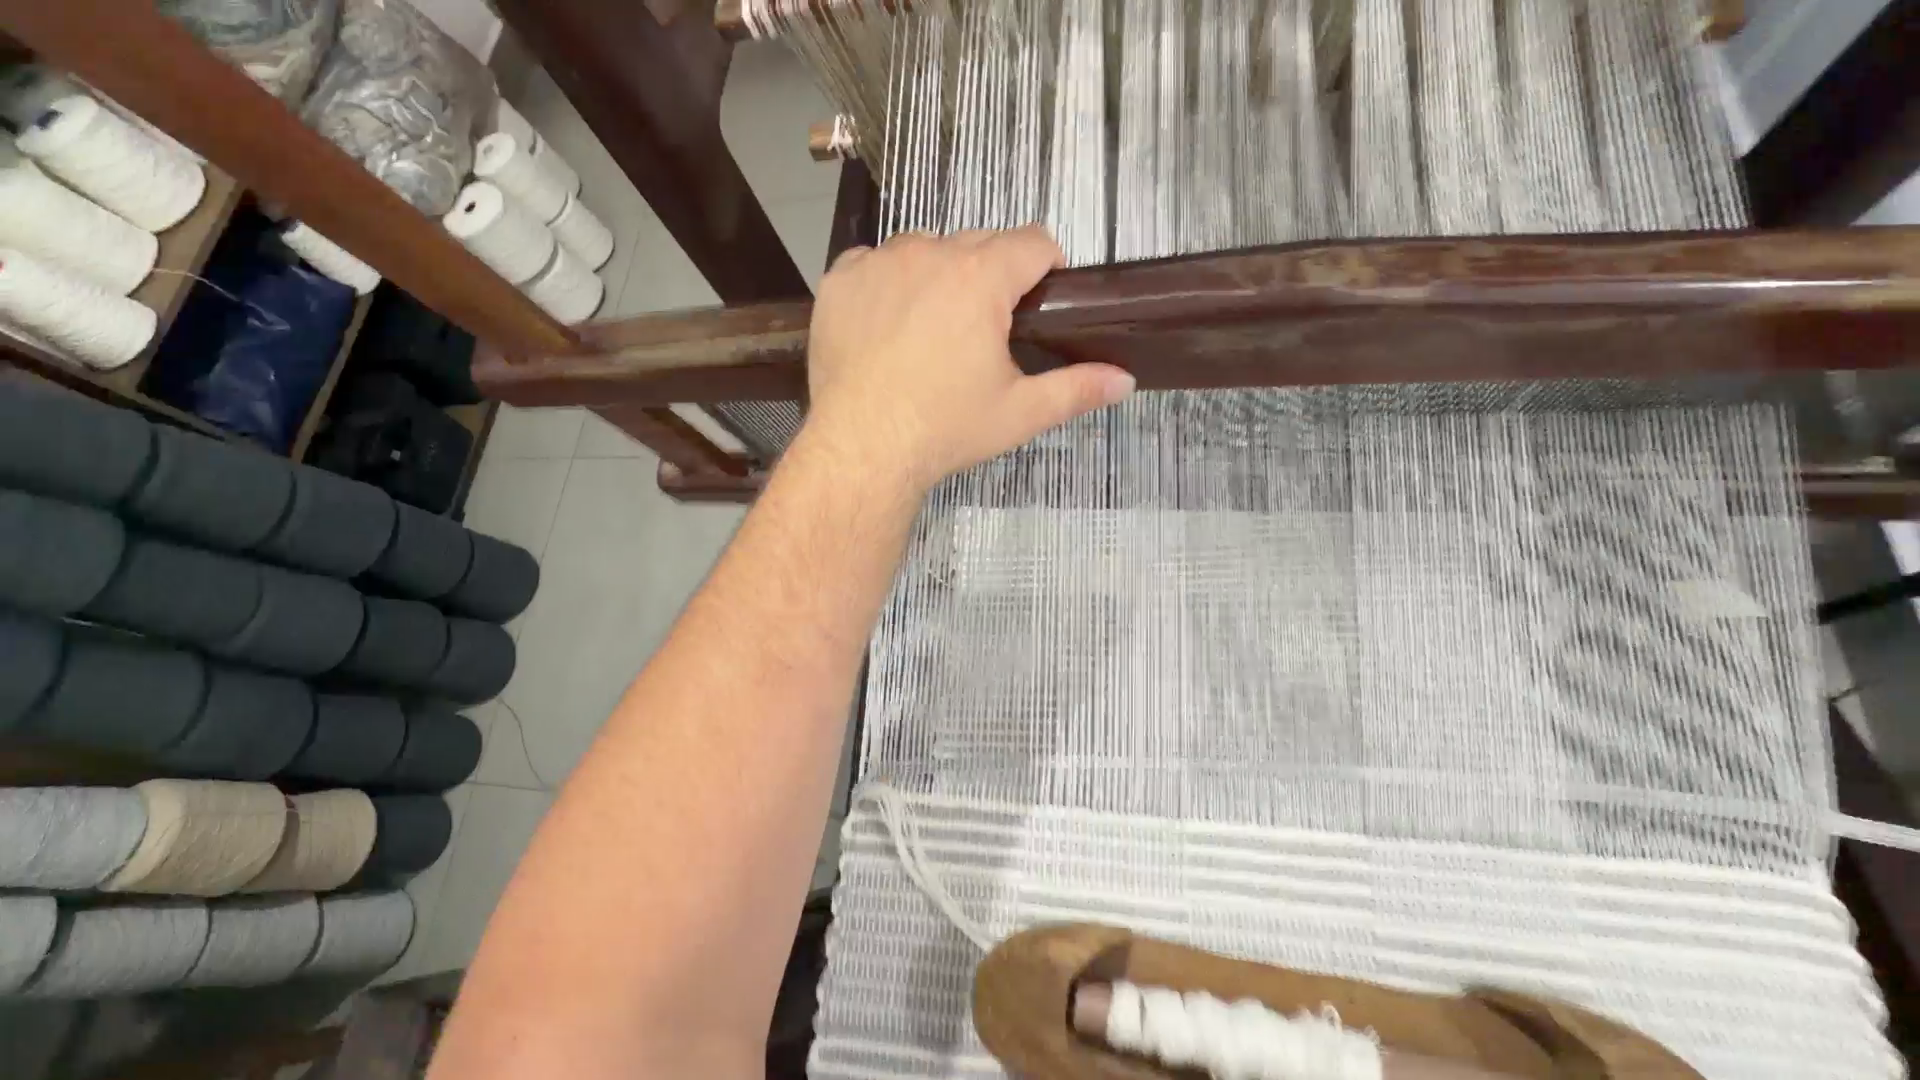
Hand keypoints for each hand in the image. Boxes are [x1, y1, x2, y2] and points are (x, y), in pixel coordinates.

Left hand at [800, 226, 1135, 493]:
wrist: (861, 448)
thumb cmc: (944, 429)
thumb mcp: (1019, 413)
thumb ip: (1076, 390)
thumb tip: (1125, 381)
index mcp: (982, 278)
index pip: (1034, 240)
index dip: (1047, 266)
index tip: (1041, 300)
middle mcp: (930, 254)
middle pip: (980, 241)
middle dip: (992, 276)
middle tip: (985, 331)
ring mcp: (880, 263)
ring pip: (925, 248)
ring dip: (939, 275)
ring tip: (933, 329)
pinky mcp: (841, 279)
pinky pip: (874, 263)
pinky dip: (887, 283)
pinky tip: (888, 326)